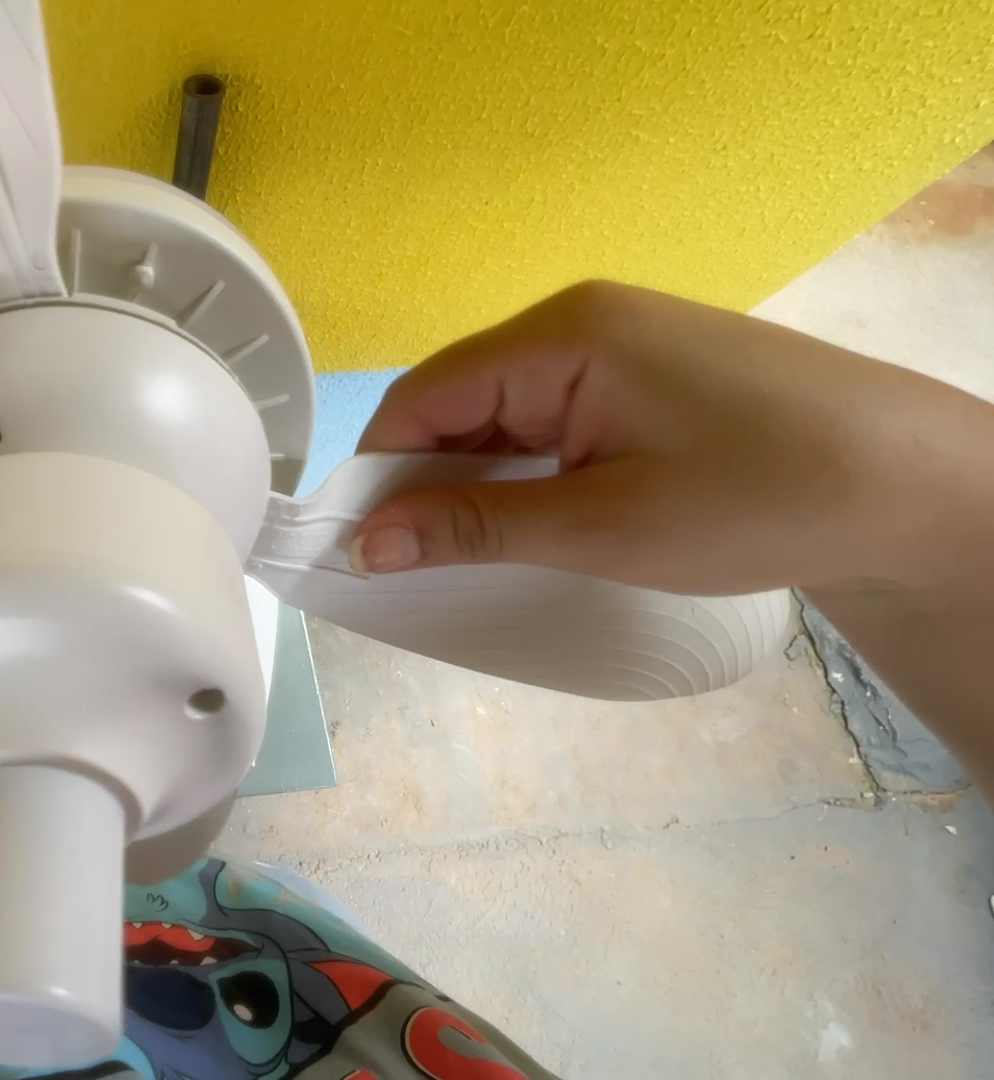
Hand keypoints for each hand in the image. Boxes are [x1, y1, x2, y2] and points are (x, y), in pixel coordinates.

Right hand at [351, 280, 993, 596]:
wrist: (939, 493)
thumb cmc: (766, 501)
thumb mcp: (599, 527)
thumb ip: (470, 527)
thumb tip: (364, 546)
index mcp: (560, 338)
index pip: (420, 398)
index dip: (379, 470)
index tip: (366, 542)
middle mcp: (572, 324)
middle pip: (449, 402)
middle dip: (423, 478)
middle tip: (419, 554)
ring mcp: (604, 344)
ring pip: (488, 413)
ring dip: (468, 477)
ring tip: (475, 540)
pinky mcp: (629, 371)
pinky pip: (532, 416)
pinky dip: (511, 468)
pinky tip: (526, 511)